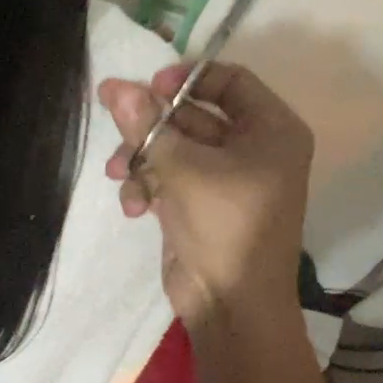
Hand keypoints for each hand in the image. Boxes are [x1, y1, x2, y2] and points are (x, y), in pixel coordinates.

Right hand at [97, 62, 313, 325]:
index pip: (228, 81)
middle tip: (111, 121)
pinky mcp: (197, 208)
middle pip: (192, 116)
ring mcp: (222, 181)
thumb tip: (114, 87)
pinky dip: (146, 188)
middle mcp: (251, 150)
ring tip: (118, 174)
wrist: (231, 304)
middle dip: (150, 126)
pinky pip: (166, 181)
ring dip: (141, 159)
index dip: (187, 78)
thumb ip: (148, 127)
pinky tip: (134, 208)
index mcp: (270, 130)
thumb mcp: (185, 170)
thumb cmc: (225, 227)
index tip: (148, 87)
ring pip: (172, 150)